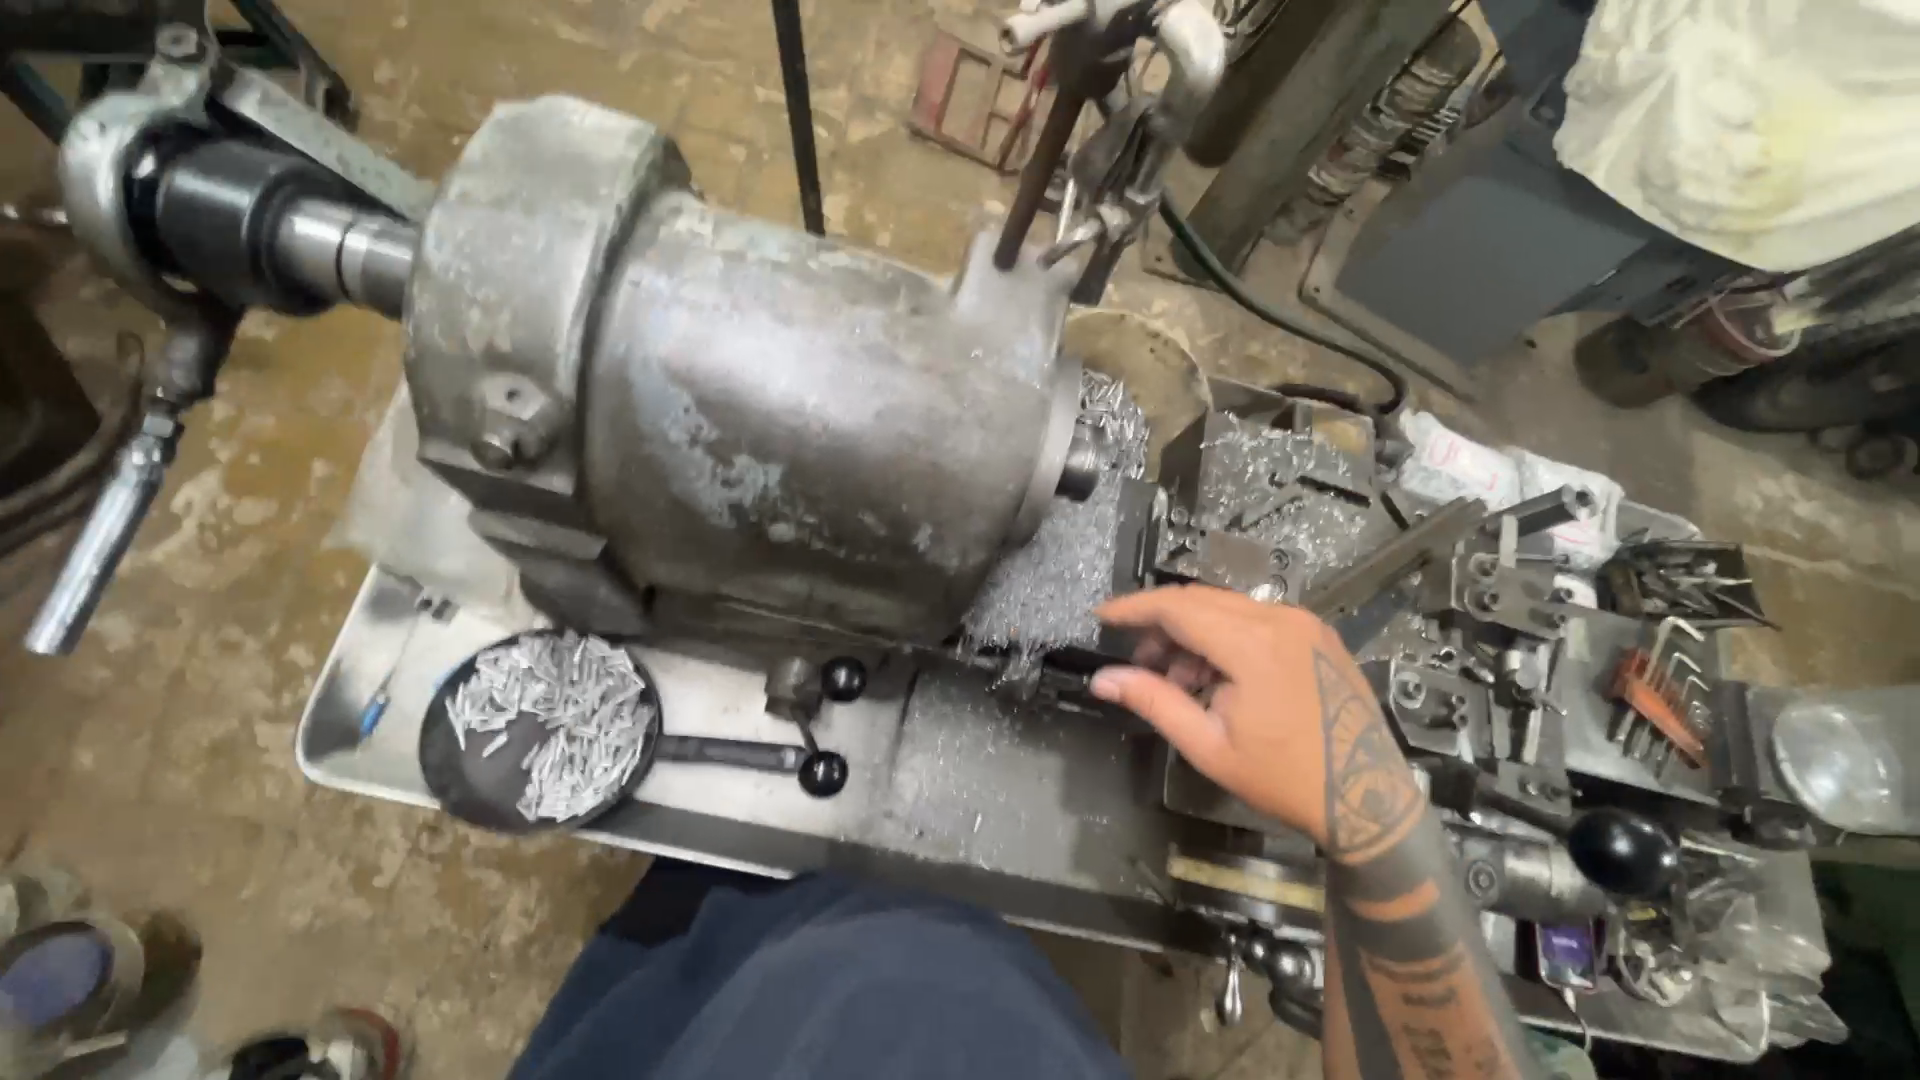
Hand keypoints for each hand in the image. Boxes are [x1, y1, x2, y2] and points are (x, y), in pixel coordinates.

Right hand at [1089, 585, 1397, 848]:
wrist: (1369, 798)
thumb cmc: (1283, 778)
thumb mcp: (1208, 746)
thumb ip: (1153, 702)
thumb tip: (1102, 679)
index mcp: (1254, 644)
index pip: (1178, 606)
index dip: (1134, 607)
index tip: (1102, 615)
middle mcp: (1281, 619)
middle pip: (1201, 602)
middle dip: (1161, 625)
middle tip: (1138, 661)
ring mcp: (1305, 624)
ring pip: (1228, 609)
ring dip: (1193, 634)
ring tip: (1178, 682)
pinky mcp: (1317, 635)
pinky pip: (1256, 620)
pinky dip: (1225, 638)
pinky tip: (1215, 677)